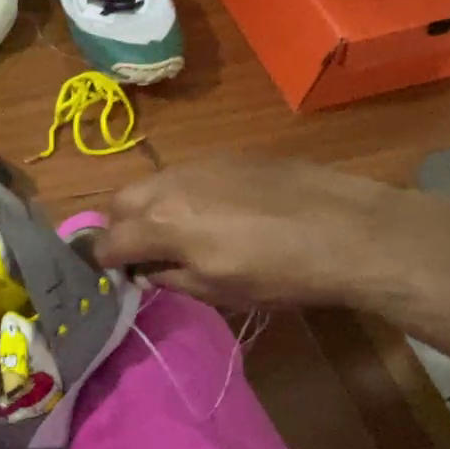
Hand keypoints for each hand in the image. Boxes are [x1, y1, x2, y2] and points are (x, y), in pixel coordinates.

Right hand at [96, 157, 421, 308]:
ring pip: (152, 183)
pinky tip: (213, 212)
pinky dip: (181, 194)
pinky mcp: (226, 156)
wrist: (343, 228)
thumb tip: (147, 270)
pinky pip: (185, 175)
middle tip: (141, 252)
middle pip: (120, 201)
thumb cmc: (279, 273)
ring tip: (177, 231)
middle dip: (120, 226)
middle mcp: (168, 186)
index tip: (113, 274)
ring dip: (150, 207)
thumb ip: (171, 278)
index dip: (105, 261)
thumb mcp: (219, 292)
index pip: (110, 240)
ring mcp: (197, 165)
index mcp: (161, 224)